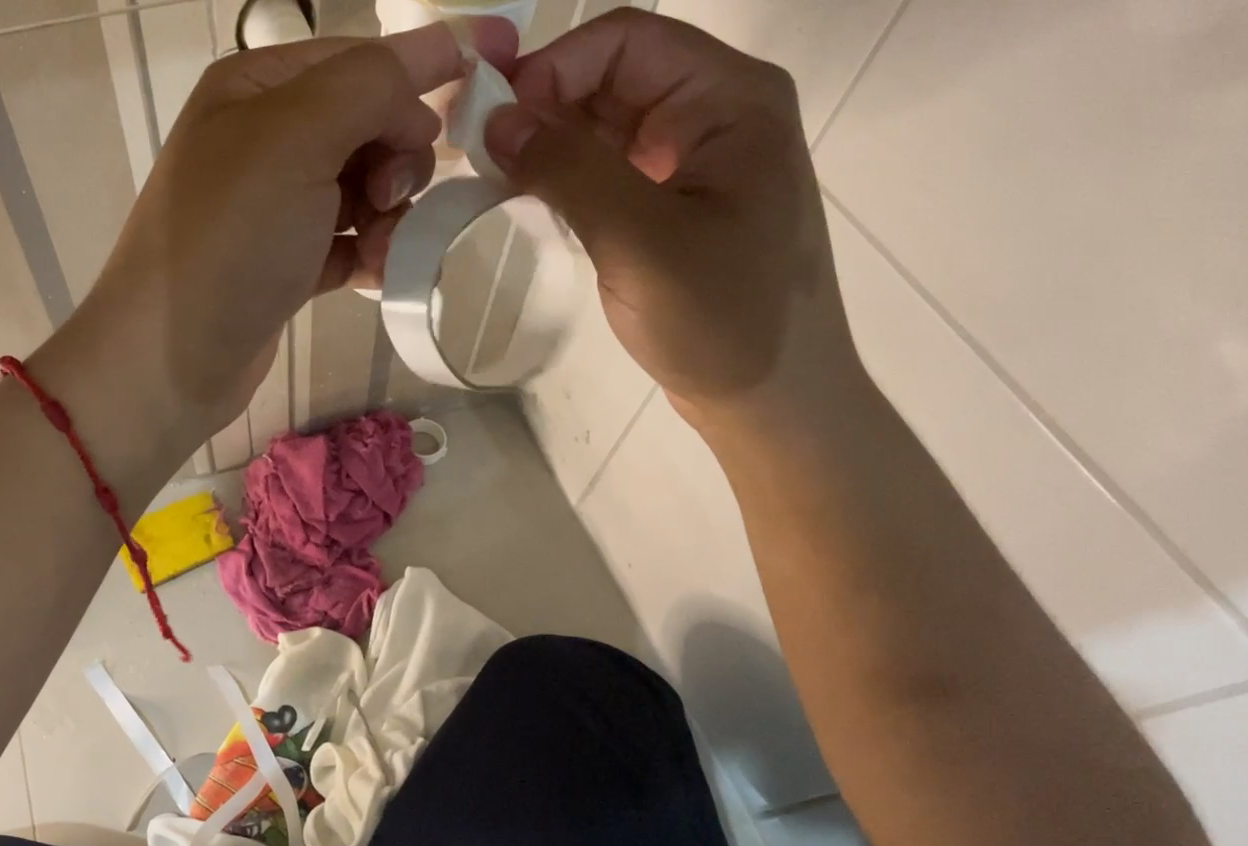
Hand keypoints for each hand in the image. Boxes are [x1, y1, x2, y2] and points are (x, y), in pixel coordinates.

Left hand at [79, 18, 517, 443]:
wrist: (169, 359)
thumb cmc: (229, 241)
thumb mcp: (296, 139)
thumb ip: (370, 87)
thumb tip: (430, 80)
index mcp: (256, 88)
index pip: (359, 59)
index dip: (425, 66)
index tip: (495, 74)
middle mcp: (263, 139)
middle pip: (367, 124)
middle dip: (398, 155)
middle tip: (392, 195)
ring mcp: (273, 207)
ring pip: (364, 187)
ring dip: (389, 212)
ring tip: (381, 247)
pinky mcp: (284, 265)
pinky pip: (349, 241)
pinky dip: (370, 252)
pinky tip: (377, 273)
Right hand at [483, 9, 862, 427]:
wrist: (773, 400)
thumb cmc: (723, 320)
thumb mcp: (641, 242)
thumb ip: (569, 172)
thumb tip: (497, 122)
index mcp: (729, 100)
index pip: (626, 42)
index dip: (552, 66)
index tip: (490, 120)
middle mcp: (714, 116)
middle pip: (613, 77)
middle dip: (542, 103)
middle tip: (475, 149)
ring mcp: (694, 165)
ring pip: (605, 126)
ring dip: (548, 143)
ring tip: (491, 176)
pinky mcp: (674, 209)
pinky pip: (610, 171)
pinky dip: (565, 179)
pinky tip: (526, 201)